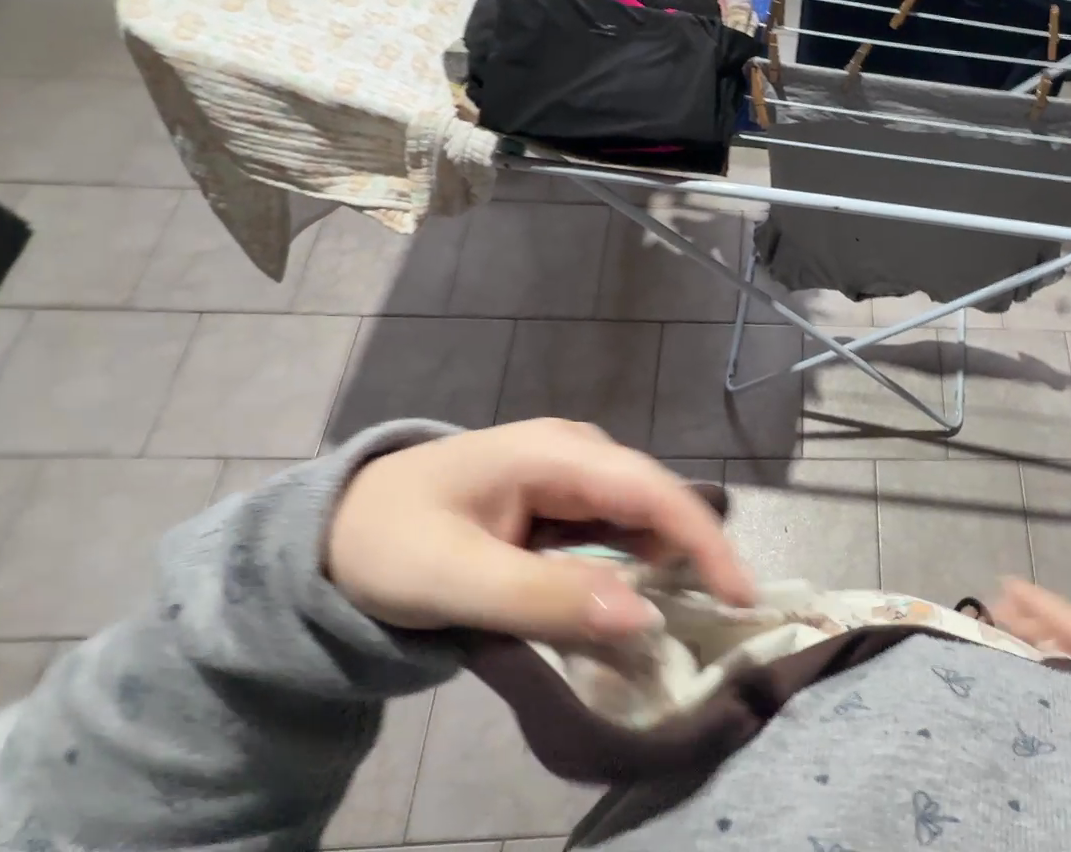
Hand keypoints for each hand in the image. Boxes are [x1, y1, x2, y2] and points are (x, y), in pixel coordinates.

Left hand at [326, 420, 754, 641]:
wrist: (329, 533)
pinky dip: (633, 568)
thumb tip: (644, 617)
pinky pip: (615, 533)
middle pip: (656, 501)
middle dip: (695, 553)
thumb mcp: (453, 578)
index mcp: (554, 453)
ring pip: (640, 518)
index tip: (742, 595)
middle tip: (724, 616)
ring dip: (667, 564)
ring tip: (691, 615)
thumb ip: (546, 596)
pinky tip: (637, 600)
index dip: (703, 540)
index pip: (650, 491)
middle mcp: (575, 454)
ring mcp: (570, 475)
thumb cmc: (385, 545)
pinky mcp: (562, 502)